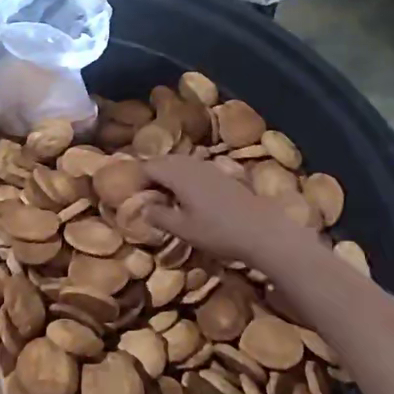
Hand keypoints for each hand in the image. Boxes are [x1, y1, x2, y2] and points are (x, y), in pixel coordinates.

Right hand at [142, 155, 317, 268]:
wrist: (262, 230)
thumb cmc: (218, 232)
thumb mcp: (183, 229)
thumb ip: (159, 216)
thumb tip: (142, 208)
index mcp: (179, 174)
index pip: (149, 166)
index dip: (137, 179)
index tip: (131, 196)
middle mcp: (193, 164)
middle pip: (165, 161)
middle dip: (152, 175)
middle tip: (144, 196)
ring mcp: (210, 167)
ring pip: (181, 164)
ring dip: (168, 176)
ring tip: (163, 198)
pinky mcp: (222, 175)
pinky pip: (195, 169)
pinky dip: (184, 178)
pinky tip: (187, 197)